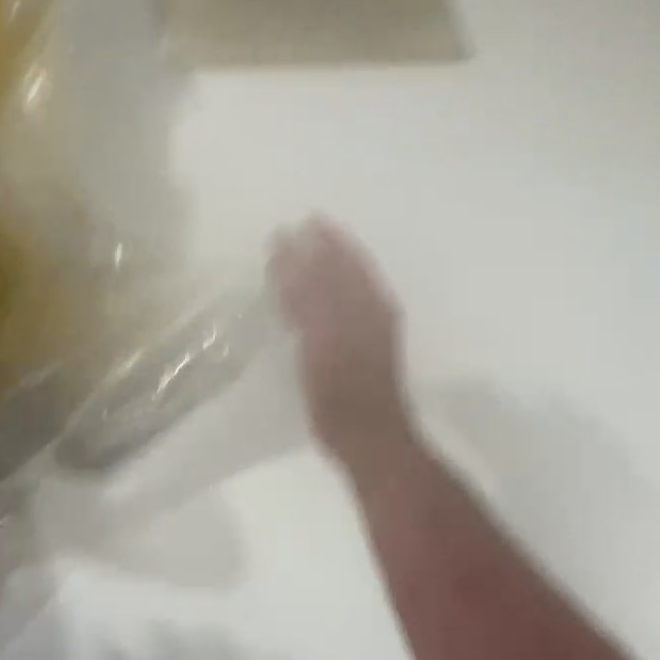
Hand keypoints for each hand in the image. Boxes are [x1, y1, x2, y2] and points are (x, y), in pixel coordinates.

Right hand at [269, 216, 411, 468]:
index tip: (300, 223)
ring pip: (342, 290)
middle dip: (320, 251)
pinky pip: (336, 312)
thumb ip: (307, 293)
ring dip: (319, 272)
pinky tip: (304, 305)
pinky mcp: (354, 353)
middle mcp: (370, 310)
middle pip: (343, 271)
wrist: (367, 437)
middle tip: (295, 233)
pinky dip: (318, 299)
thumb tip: (289, 252)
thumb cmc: (341, 387)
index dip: (323, 240)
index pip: (341, 260)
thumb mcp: (322, 334)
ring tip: (296, 259)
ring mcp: (366, 332)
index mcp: (366, 301)